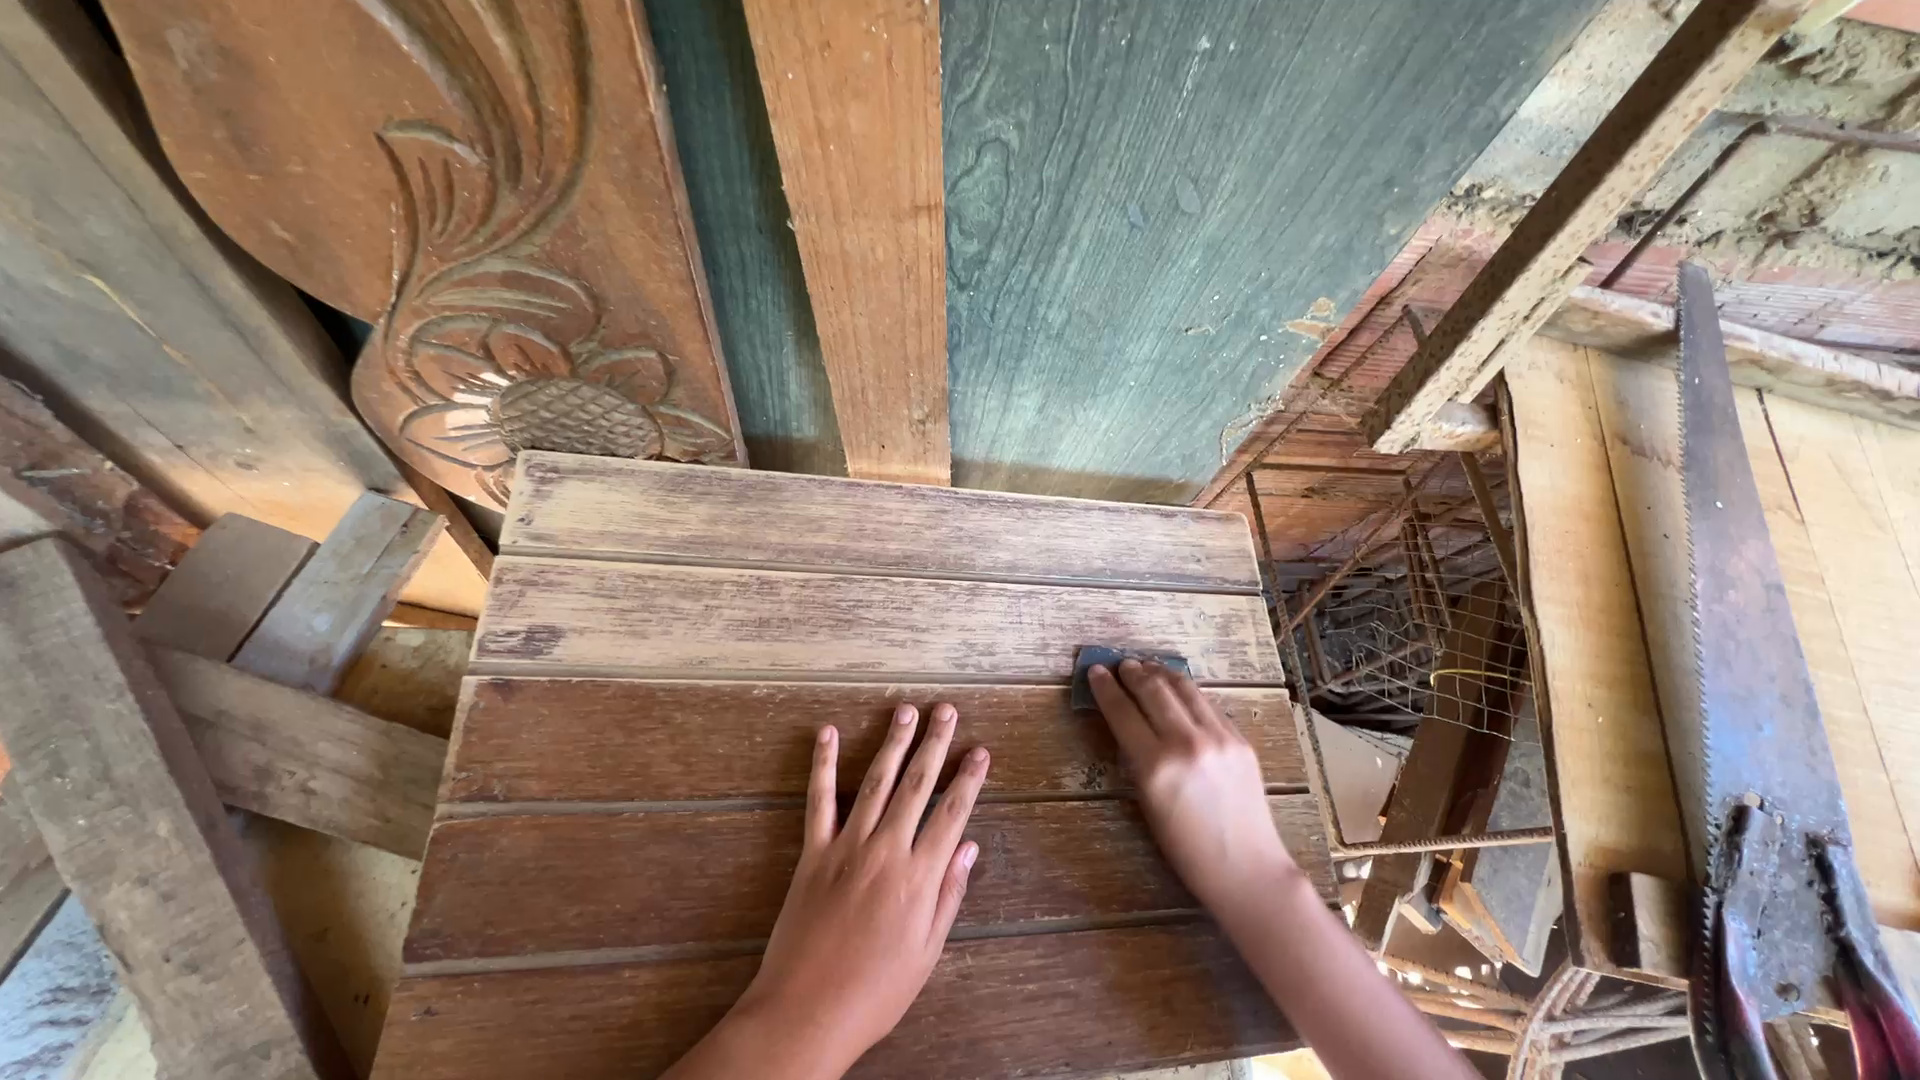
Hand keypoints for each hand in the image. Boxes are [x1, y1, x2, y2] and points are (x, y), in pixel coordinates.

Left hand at [722, 703, 989, 1077]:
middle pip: (916, 787)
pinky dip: (823, 765)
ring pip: (876, 783)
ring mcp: (847, 848)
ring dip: (893, 744)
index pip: (951, 814)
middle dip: (934, 745)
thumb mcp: (926, 951)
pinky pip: (820, 801)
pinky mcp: (813, 853)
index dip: (968, 779)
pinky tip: (828, 734)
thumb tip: (969, 846)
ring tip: (906, 711)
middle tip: (947, 711)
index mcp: (919, 877)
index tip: (980, 750)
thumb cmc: (876, 991)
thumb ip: (948, 894)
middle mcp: (886, 852)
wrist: (807, 1011)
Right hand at [1088, 659, 1295, 910]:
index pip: (1123, 713)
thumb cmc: (1185, 847)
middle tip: (1121, 664)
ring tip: (1147, 666)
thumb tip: (1128, 722)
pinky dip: (1188, 692)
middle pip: (1153, 691)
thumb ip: (1137, 758)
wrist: (1245, 867)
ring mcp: (1218, 738)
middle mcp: (1187, 744)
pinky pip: (1208, 705)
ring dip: (1161, 674)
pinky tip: (1179, 689)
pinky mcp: (1240, 739)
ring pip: (1184, 689)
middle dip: (1133, 674)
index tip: (1095, 671)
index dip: (1106, 688)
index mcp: (1156, 766)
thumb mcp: (1147, 801)